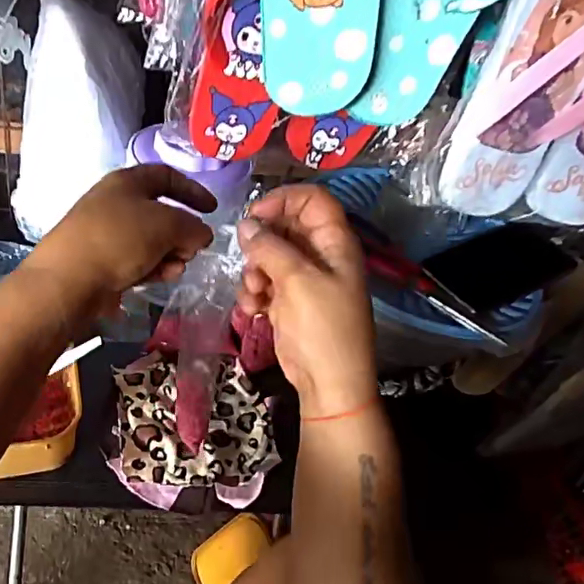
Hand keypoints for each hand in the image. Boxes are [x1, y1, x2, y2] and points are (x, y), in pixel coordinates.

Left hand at [22, 166, 216, 314]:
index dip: (193, 190)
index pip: (167, 176)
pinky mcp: (104, 261)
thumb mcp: (166, 225)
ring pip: (153, 240)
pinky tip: (161, 277)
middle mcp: (116, 203)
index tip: (213, 210)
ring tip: (177, 267)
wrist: (70, 280)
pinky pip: (139, 260)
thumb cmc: (119, 240)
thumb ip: (192, 227)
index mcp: (127, 182)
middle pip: (162, 213)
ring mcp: (108, 233)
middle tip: (194, 248)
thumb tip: (202, 235)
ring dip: (171, 253)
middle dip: (183, 231)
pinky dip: (154, 267)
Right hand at [236, 185, 377, 414]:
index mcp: (335, 243)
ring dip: (254, 272)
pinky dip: (255, 294)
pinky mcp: (289, 304)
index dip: (284, 201)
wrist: (329, 382)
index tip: (255, 216)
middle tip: (248, 258)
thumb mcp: (297, 281)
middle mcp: (321, 257)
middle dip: (262, 242)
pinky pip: (265, 285)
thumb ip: (270, 247)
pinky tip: (252, 311)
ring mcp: (304, 281)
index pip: (312, 200)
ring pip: (269, 257)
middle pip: (286, 228)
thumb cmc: (322, 328)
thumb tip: (248, 225)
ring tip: (254, 294)